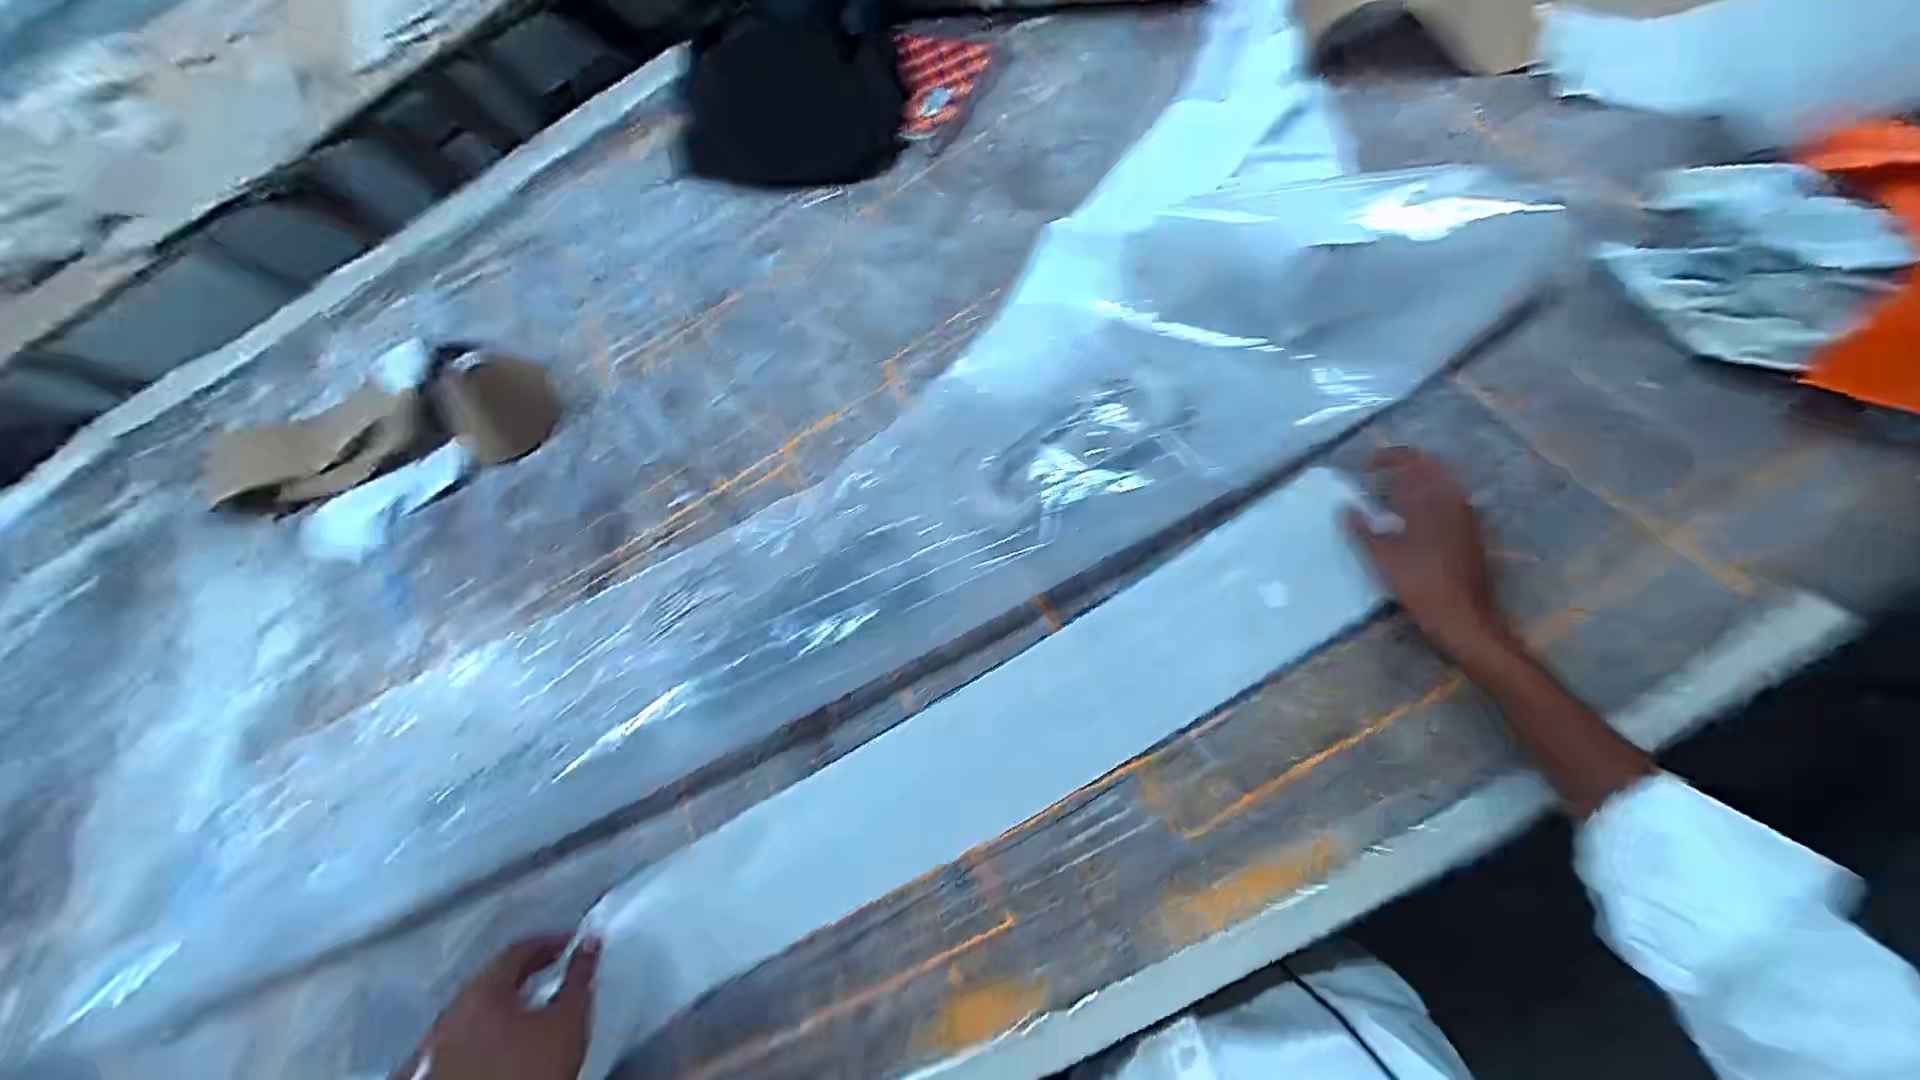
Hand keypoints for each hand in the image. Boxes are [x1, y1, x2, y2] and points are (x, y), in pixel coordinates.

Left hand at [395, 936, 600, 1079]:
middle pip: (489, 978)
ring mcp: (429, 1054)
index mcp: (481, 995)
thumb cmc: (534, 1073)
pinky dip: (484, 1027)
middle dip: (525, 968)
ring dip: (504, 997)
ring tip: (534, 1002)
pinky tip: (503, 1040)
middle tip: (556, 966)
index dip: (549, 941)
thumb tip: (590, 941)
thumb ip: (580, 974)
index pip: (516, 951)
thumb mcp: (569, 1019)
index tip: (573, 943)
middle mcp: (448, 1018)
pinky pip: (458, 1038)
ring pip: (471, 1009)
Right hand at [1346, 447, 1512, 659]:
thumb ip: (1362, 529)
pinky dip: (1427, 498)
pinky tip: (1411, 515)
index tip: (1366, 466)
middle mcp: (1453, 502)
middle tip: (1376, 474)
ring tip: (1390, 492)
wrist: (1464, 617)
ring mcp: (1466, 517)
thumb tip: (1346, 508)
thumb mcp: (1382, 557)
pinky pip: (1448, 501)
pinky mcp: (1470, 532)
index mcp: (1430, 502)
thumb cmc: (1420, 585)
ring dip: (1416, 482)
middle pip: (1431, 469)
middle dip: (1403, 466)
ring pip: (1441, 485)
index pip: (1412, 463)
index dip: (1388, 458)